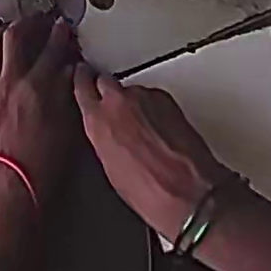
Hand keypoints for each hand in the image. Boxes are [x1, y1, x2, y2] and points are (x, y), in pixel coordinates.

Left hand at [0, 15, 78, 203]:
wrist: (5, 193)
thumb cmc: (36, 171)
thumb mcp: (65, 130)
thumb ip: (65, 96)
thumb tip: (68, 76)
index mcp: (37, 87)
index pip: (52, 49)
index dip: (59, 34)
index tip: (61, 27)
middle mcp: (11, 82)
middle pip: (16, 37)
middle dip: (27, 24)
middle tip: (35, 21)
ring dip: (0, 34)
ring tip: (7, 29)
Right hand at [73, 63, 236, 238]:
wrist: (189, 194)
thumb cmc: (151, 193)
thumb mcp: (110, 170)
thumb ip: (102, 138)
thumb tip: (105, 132)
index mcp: (98, 121)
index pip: (82, 85)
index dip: (82, 80)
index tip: (82, 76)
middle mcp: (117, 102)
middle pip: (105, 80)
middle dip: (106, 90)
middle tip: (113, 106)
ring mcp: (143, 96)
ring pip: (131, 90)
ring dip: (134, 103)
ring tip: (143, 128)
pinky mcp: (165, 97)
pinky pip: (152, 96)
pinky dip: (153, 108)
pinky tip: (160, 130)